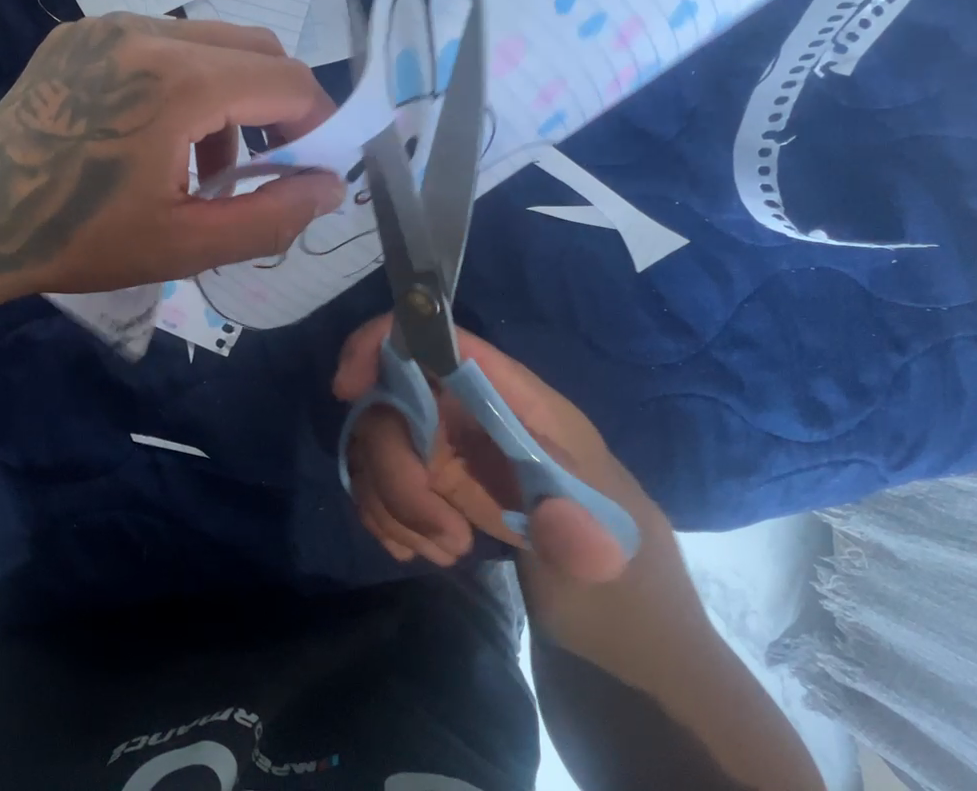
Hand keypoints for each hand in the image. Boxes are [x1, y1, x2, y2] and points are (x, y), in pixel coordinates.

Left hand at [0, 14, 344, 297]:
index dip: (316, 121)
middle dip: (275, 104)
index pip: (286, 80)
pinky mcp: (74, 37)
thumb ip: (272, 216)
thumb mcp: (185, 245)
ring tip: (203, 167)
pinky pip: (155, 45)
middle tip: (266, 164)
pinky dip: (178, 83)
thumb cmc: (80, 241)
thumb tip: (332, 186)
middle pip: (252, 47)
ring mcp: (103, 28)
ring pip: (205, 43)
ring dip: (226, 96)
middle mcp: (144, 33)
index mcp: (177, 82)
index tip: (315, 163)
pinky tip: (153, 139)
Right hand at [333, 316, 658, 583]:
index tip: (348, 388)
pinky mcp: (429, 485)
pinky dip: (382, 516)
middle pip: (391, 404)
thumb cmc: (628, 583)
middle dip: (395, 471)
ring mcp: (446, 449)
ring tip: (445, 551)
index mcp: (522, 407)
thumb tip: (551, 514)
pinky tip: (418, 551)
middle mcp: (473, 416)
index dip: (384, 344)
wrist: (620, 632)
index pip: (444, 343)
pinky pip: (375, 482)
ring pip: (376, 446)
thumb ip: (585, 535)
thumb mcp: (618, 561)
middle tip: (440, 534)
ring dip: (390, 503)